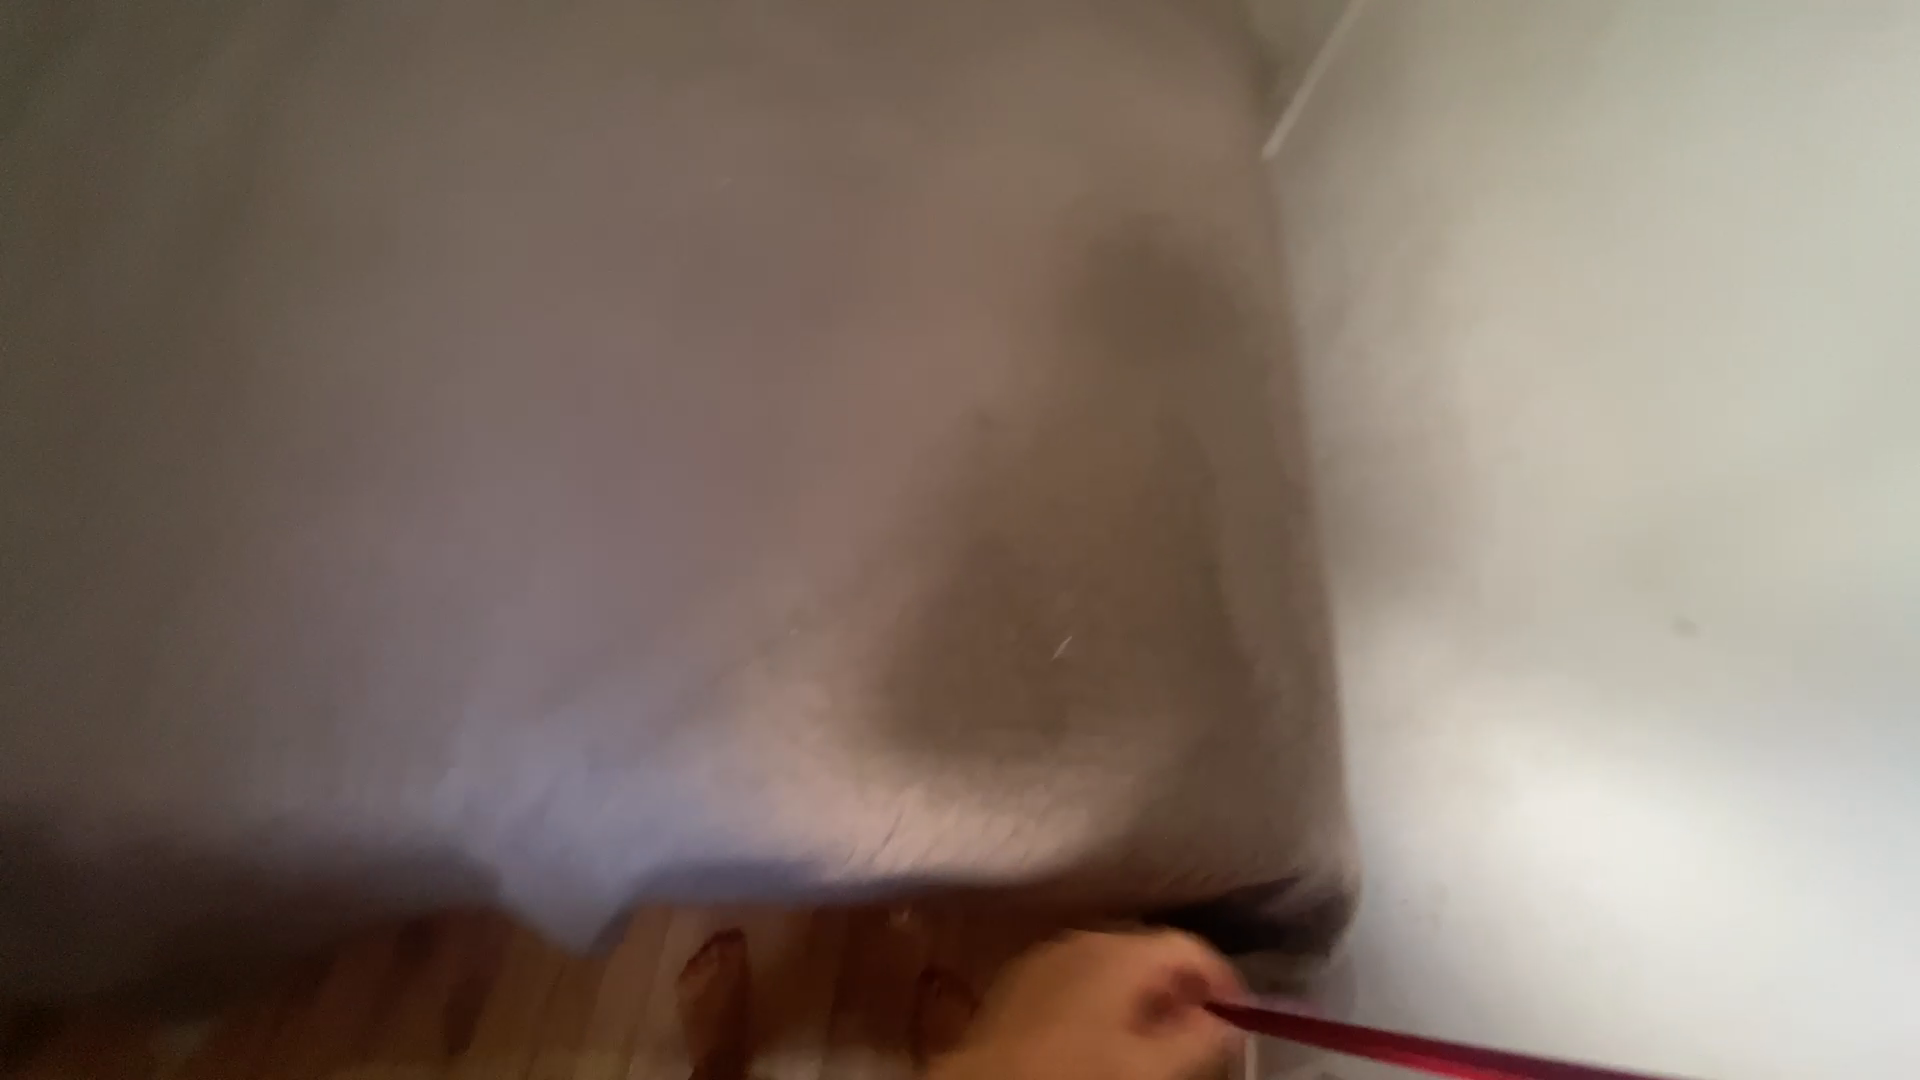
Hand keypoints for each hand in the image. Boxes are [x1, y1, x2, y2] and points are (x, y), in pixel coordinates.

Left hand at [934, 930, 1247, 1079]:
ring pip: (1115, 963)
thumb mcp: (1147, 1071)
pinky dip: (1104, 997)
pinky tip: (1102, 1035)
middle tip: (1199, 1035)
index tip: (1241, 1021)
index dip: (1223, 982)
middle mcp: (1085, 937)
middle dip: (1181, 989)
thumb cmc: (1075, 1075)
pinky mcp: (1025, 974)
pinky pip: (1081, 974)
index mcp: (1121, 952)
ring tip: (1153, 1041)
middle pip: (1151, 952)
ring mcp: (1051, 952)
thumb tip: (1224, 1020)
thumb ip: (1196, 1040)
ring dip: (1143, 995)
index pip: (1189, 947)